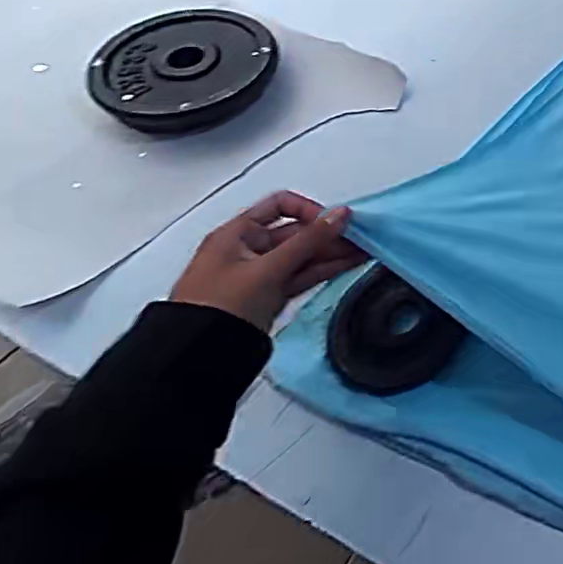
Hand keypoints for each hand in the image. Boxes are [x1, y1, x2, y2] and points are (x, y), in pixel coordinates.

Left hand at [170, 192, 366, 331]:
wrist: (198, 358)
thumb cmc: (220, 306)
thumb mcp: (269, 268)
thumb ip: (310, 239)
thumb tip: (341, 213)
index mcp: (237, 234)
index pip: (281, 205)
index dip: (309, 210)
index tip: (332, 222)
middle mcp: (248, 249)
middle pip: (297, 231)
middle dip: (329, 234)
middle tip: (359, 237)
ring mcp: (261, 272)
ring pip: (304, 254)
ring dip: (333, 251)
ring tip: (363, 250)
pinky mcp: (271, 293)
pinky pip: (303, 273)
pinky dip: (326, 268)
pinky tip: (349, 263)